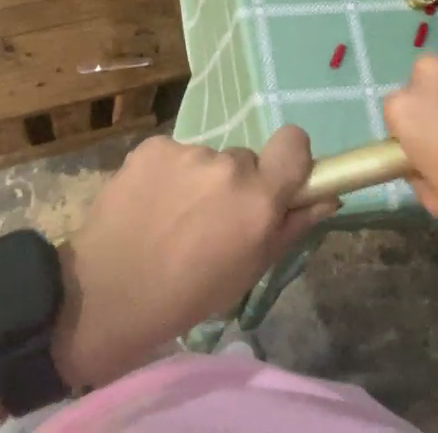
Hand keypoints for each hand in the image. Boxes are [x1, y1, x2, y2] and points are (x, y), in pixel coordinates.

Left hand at [52, 127, 337, 385]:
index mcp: (258, 199)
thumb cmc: (189, 293)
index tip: (279, 179)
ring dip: (198, 181)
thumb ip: (290, 227)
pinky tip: (150, 205)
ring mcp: (185, 151)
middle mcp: (226, 166)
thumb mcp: (250, 270)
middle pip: (245, 160)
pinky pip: (173, 155)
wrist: (109, 291)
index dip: (291, 157)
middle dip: (236, 184)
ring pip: (206, 159)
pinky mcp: (150, 146)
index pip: (294, 142)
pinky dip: (167, 174)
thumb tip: (328, 195)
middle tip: (211, 220)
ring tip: (172, 218)